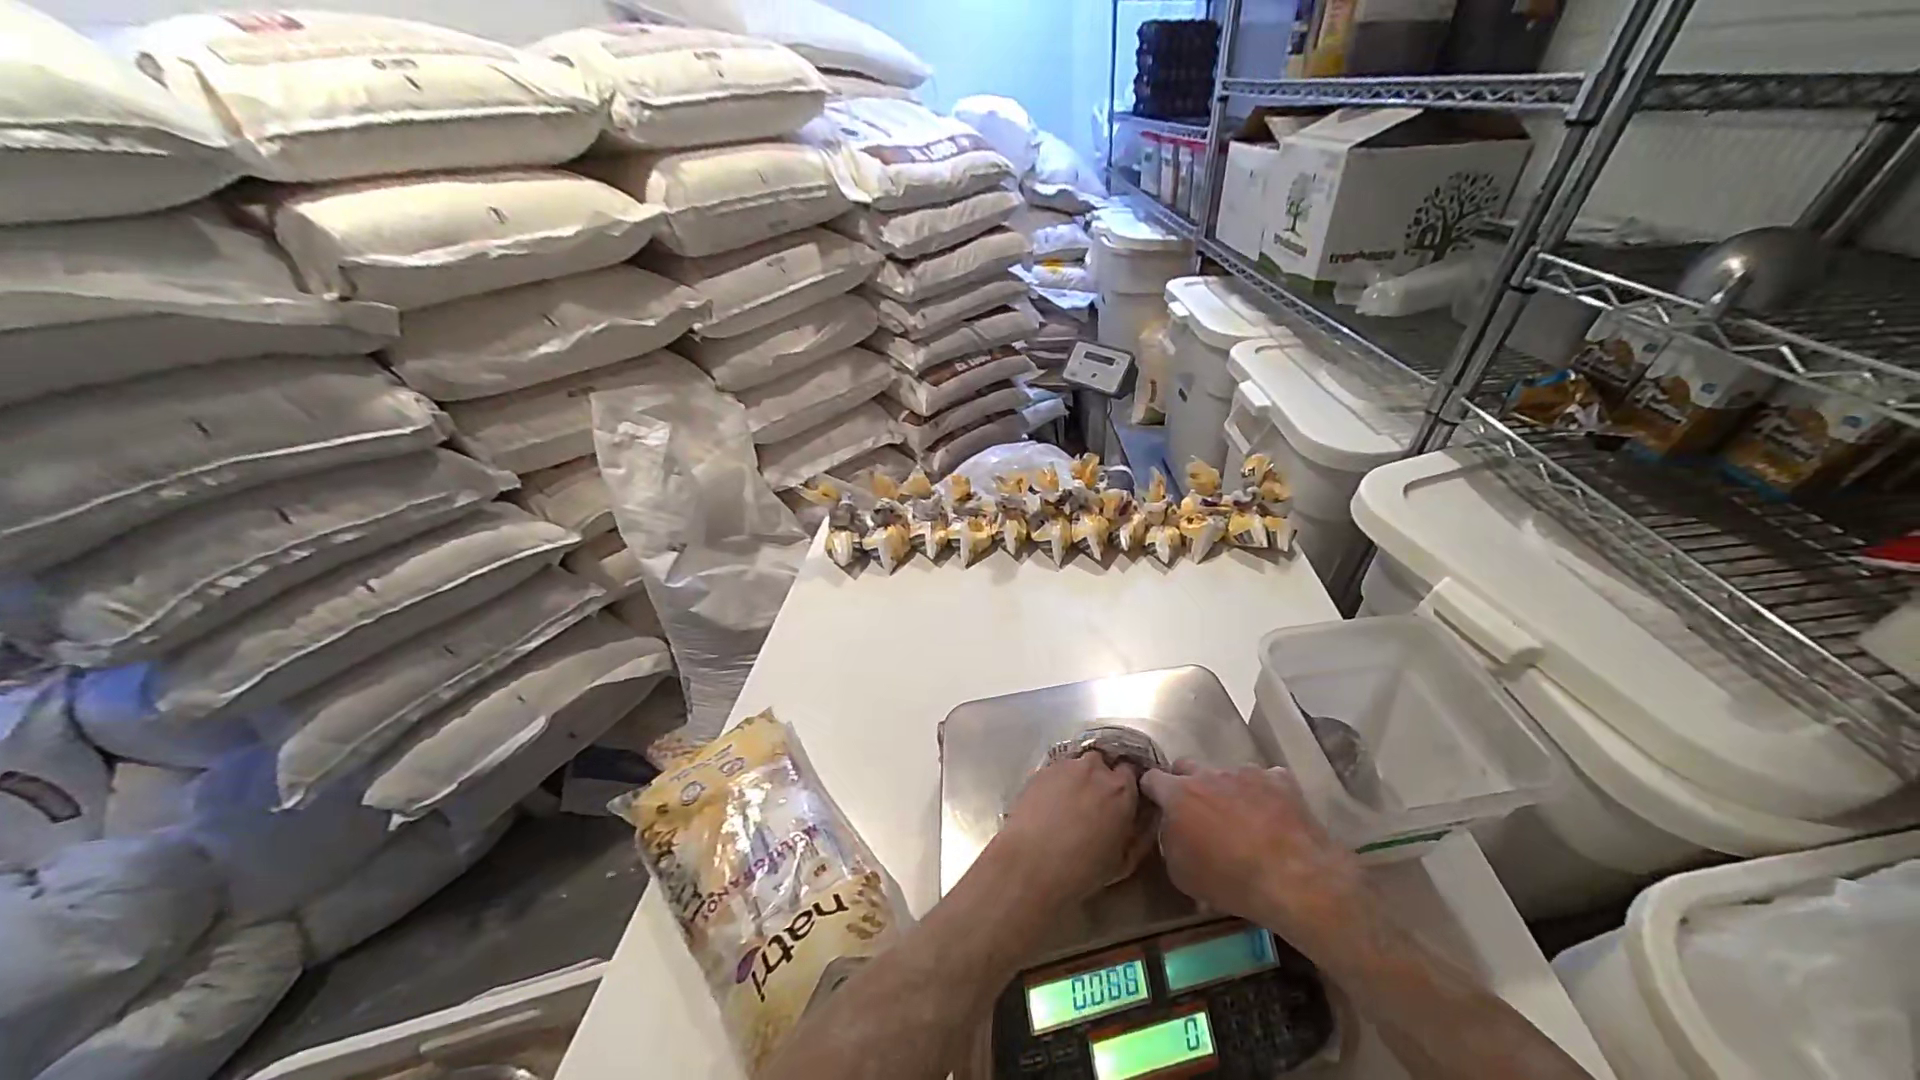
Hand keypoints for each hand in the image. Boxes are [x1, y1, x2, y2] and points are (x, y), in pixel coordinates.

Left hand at [994, 753, 1151, 904]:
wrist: (1031, 863)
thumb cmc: (1083, 868)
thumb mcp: (1125, 860)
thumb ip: (1142, 832)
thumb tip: (1149, 815)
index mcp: (1122, 789)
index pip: (1131, 771)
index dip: (1126, 785)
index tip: (1122, 799)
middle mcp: (1095, 769)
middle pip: (1104, 764)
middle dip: (1102, 779)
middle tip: (1094, 803)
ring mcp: (1065, 766)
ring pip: (1078, 765)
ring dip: (1079, 778)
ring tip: (1070, 803)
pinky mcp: (1040, 770)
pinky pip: (1056, 771)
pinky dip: (1058, 782)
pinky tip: (1050, 803)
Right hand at [1140, 761, 1365, 941]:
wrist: (1294, 879)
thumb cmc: (1230, 880)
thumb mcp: (1181, 873)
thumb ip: (1169, 841)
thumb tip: (1173, 829)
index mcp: (1179, 794)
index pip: (1152, 778)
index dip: (1152, 790)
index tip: (1156, 804)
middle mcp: (1208, 774)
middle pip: (1186, 766)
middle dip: (1186, 783)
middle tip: (1198, 812)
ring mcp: (1246, 773)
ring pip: (1226, 774)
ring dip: (1227, 790)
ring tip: (1243, 820)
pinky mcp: (1279, 780)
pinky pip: (1264, 780)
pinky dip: (1263, 794)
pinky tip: (1273, 817)